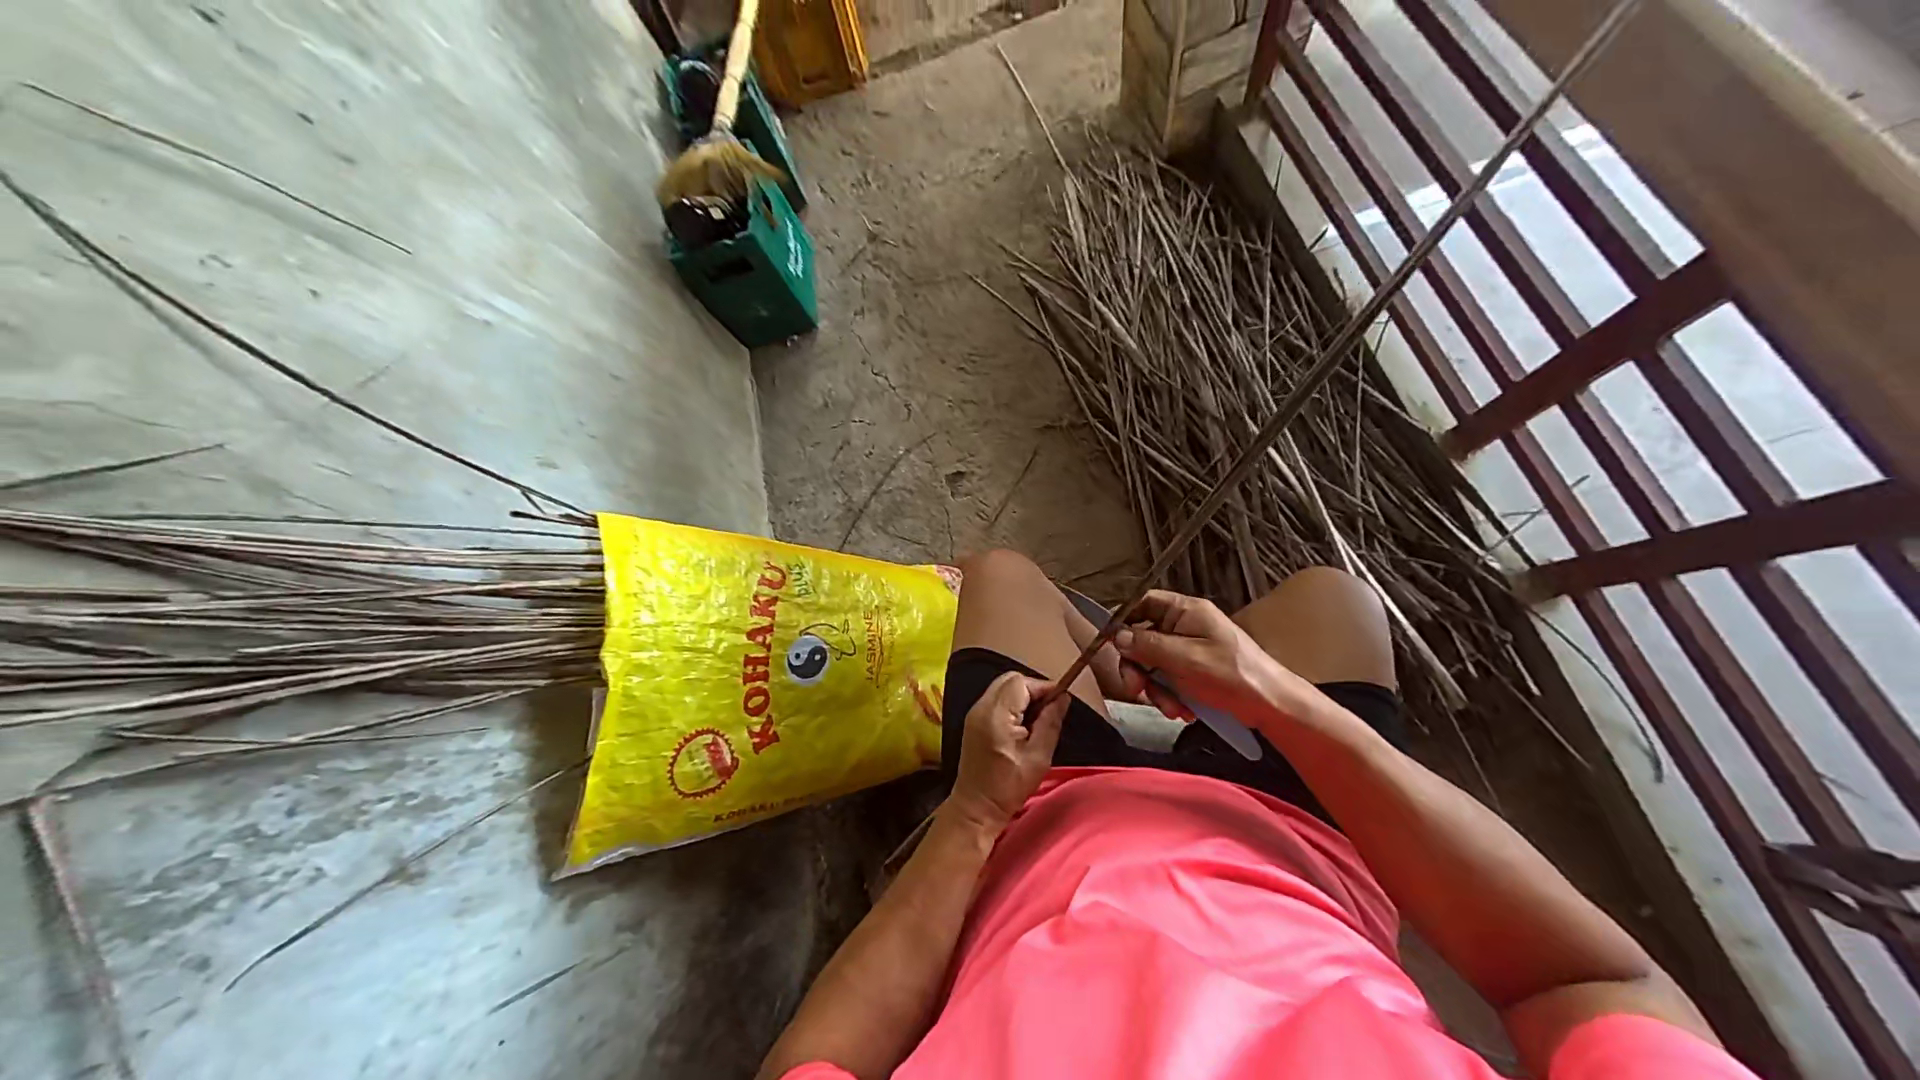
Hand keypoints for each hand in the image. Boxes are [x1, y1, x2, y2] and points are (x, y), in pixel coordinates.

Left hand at [948, 672, 1068, 834]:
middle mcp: (981, 707)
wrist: (976, 807)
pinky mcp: (973, 720)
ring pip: (1003, 687)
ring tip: (1038, 720)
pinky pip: (996, 699)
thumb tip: (1063, 697)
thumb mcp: (1038, 757)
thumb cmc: (1008, 787)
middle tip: (1049, 711)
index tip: (1060, 703)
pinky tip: (1022, 725)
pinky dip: (1012, 704)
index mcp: (996, 715)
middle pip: (1010, 680)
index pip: (1021, 682)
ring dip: (1023, 696)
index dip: (1043, 687)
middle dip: (1034, 690)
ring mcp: (974, 712)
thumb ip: (1051, 722)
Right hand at [1114, 590, 1316, 721]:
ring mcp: (1188, 650)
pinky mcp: (1193, 672)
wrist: (1273, 706)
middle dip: (1138, 667)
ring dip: (1155, 689)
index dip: (1122, 619)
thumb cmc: (1234, 675)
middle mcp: (1184, 627)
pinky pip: (1167, 681)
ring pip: (1152, 664)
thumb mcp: (1185, 659)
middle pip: (1142, 639)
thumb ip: (1148, 646)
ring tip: (1171, 708)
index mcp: (1185, 612)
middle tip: (1136, 688)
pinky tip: (1183, 711)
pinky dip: (1170, 697)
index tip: (1108, 642)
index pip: (1142, 603)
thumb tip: (1116, 636)